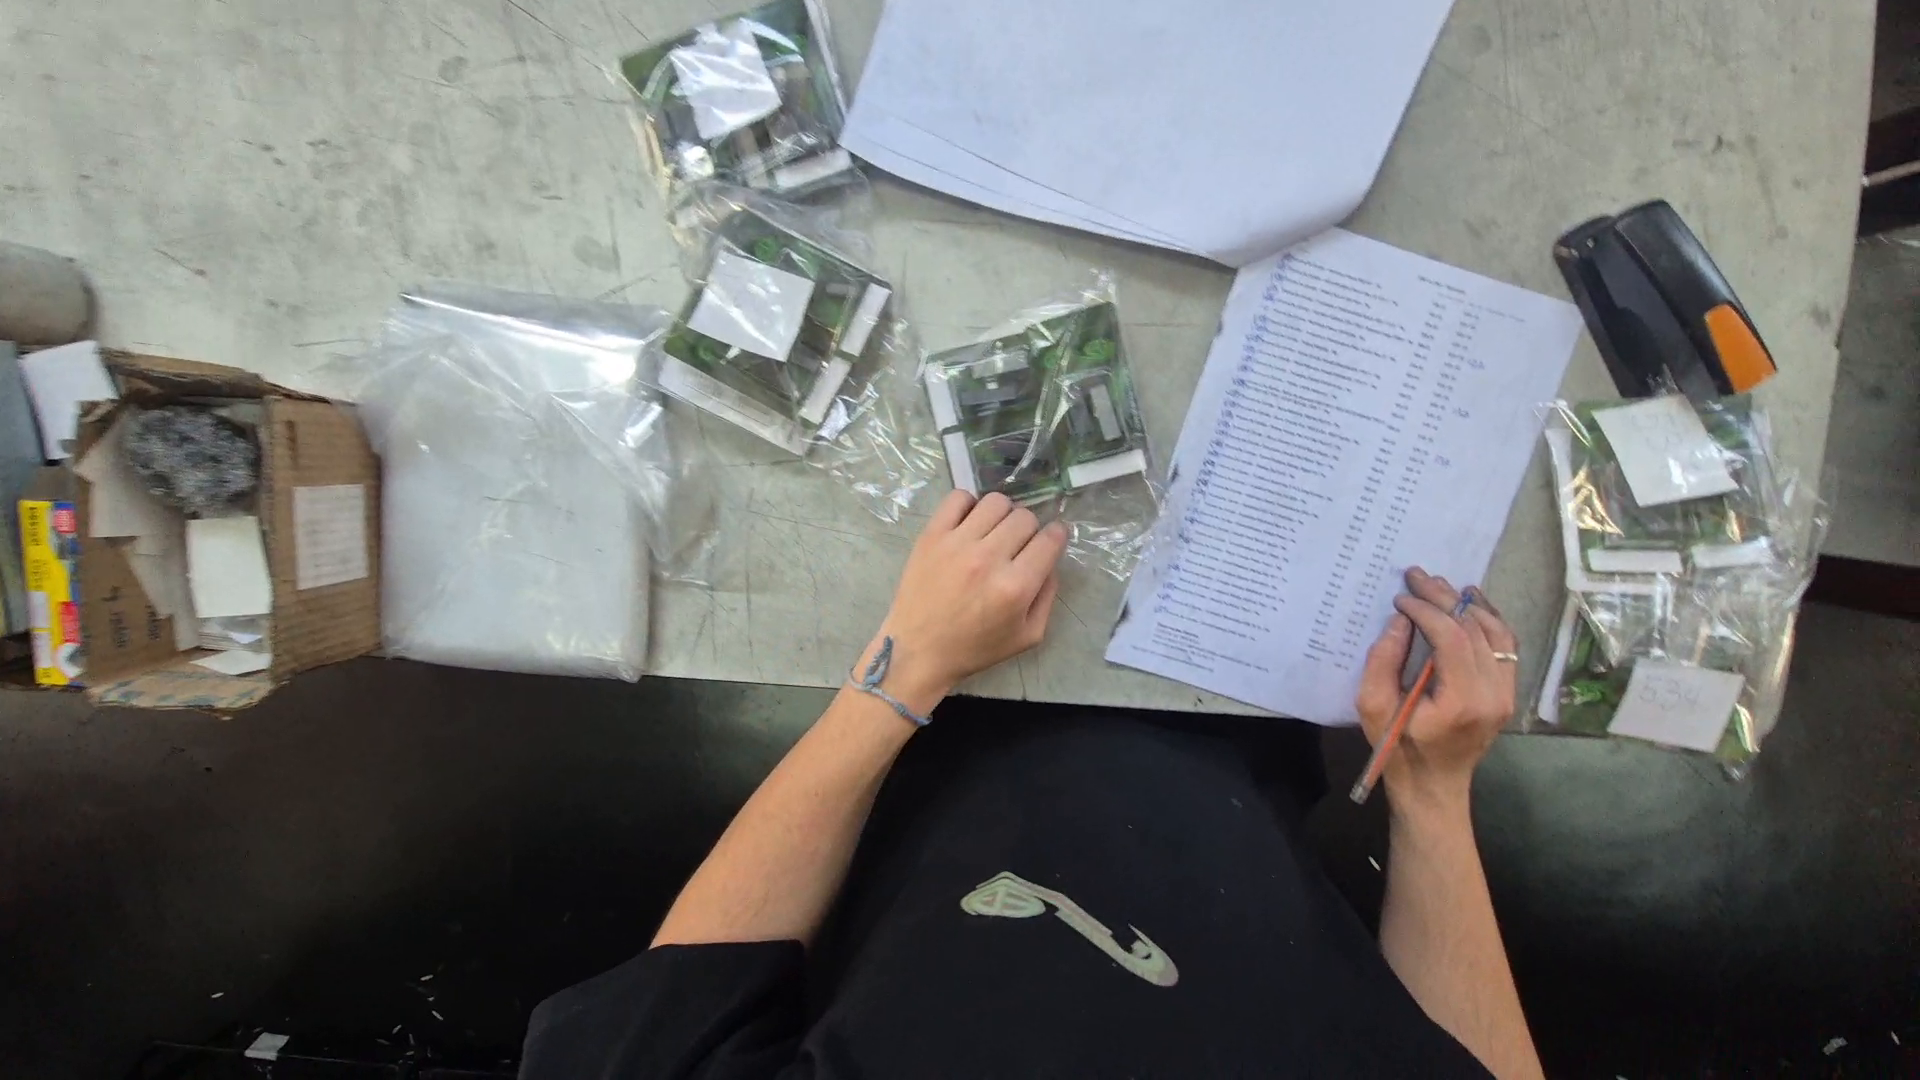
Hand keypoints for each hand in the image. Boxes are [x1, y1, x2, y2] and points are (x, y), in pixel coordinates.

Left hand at [861, 491, 1067, 713]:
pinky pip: (958, 498)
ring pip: (995, 502)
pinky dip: (969, 504)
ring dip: (1002, 514)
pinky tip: (969, 524)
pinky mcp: (932, 535)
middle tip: (1017, 545)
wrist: (918, 649)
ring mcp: (958, 543)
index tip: (1051, 540)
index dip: (1057, 535)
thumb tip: (1050, 560)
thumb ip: (1047, 596)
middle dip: (1029, 529)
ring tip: (993, 532)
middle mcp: (989, 558)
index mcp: (1016, 586)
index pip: (1050, 539)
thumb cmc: (974, 648)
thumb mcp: (1027, 636)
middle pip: (1025, 517)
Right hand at [1356, 567, 1518, 818]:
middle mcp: (1493, 693)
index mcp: (1461, 700)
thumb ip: (1384, 661)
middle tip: (1416, 576)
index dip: (1426, 610)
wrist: (1434, 787)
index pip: (1451, 637)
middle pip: (1474, 629)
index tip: (1399, 598)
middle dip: (1444, 598)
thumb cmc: (1396, 750)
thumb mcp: (1373, 707)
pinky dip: (1486, 619)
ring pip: (1496, 632)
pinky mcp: (1506, 693)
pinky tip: (1467, 603)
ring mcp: (1505, 693)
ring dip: (1467, 604)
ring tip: (1439, 584)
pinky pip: (1504, 646)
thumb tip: (1399, 620)